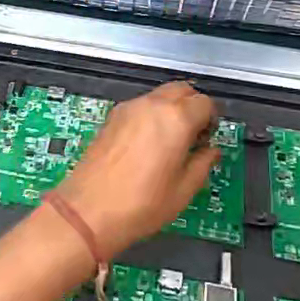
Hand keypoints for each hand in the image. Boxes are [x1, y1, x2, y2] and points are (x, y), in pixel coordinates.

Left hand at [53, 82, 219, 259]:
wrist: (89, 211)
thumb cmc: (141, 204)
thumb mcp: (184, 190)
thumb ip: (203, 163)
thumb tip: (210, 152)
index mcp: (176, 119)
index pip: (204, 103)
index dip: (211, 120)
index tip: (206, 139)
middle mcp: (153, 105)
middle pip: (182, 89)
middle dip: (192, 106)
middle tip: (193, 135)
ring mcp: (129, 108)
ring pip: (159, 95)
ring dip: (171, 108)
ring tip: (169, 141)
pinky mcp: (112, 116)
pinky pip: (140, 105)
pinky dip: (150, 114)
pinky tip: (147, 143)